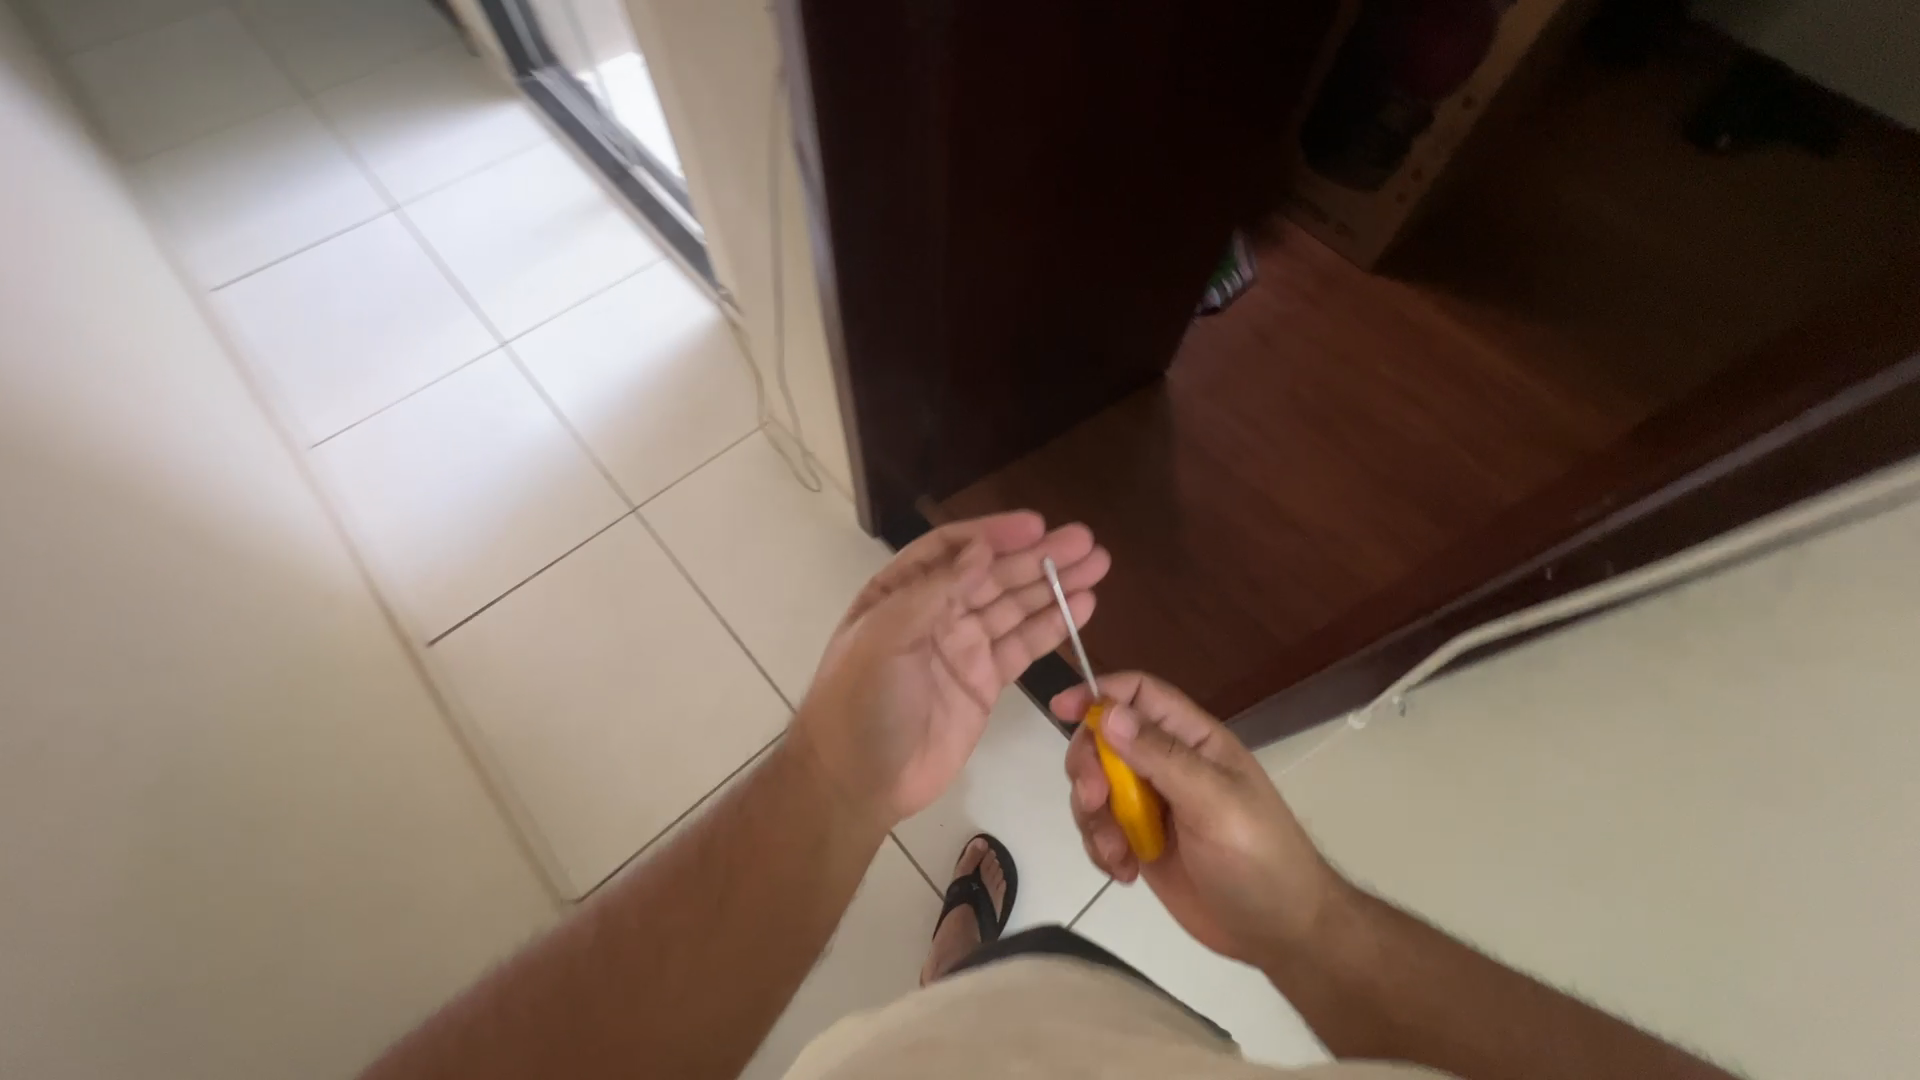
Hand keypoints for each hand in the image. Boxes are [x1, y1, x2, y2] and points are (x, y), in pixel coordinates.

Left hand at [795, 512, 1109, 829]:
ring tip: (1097, 563)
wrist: (858, 781)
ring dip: (1054, 585)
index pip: (953, 550)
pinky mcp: (985, 683)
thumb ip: (933, 592)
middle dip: (1038, 557)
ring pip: (1015, 607)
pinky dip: (1053, 626)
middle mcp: (936, 613)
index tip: (1036, 525)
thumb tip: (982, 550)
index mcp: (901, 593)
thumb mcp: (884, 638)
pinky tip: (1083, 605)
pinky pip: (1023, 646)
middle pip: (993, 575)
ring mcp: (963, 648)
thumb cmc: (859, 702)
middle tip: (1085, 541)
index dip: (994, 534)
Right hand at [1054, 673, 1343, 966]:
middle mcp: (1165, 763)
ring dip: (1093, 817)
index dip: (1099, 692)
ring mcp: (1150, 803)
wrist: (1280, 934)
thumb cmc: (1258, 858)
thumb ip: (1160, 756)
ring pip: (1094, 785)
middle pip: (1103, 739)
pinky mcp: (1139, 841)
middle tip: (1095, 801)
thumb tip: (1108, 711)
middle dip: (1088, 766)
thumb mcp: (1213, 802)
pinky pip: (1098, 829)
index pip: (1138, 694)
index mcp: (1191, 739)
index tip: (1062, 709)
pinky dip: (1099, 848)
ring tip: (1118, 853)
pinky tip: (1125, 872)